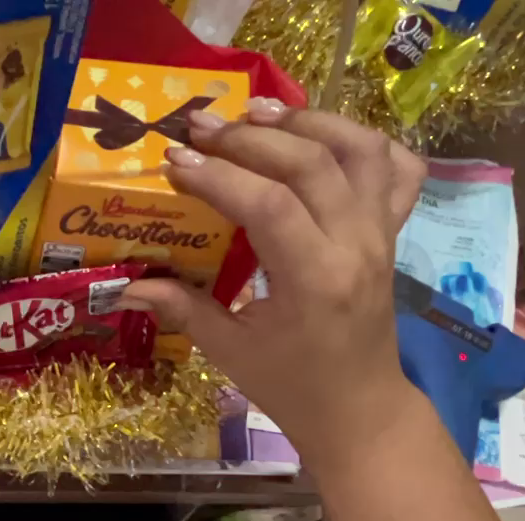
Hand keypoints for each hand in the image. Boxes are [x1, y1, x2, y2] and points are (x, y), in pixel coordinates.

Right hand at [118, 98, 429, 473]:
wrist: (357, 406)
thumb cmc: (288, 385)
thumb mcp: (228, 352)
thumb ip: (182, 308)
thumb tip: (127, 285)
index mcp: (312, 280)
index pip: (267, 204)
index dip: (218, 175)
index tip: (175, 160)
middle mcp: (355, 245)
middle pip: (311, 163)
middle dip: (251, 137)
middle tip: (202, 126)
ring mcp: (381, 234)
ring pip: (359, 150)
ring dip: (308, 122)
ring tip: (258, 111)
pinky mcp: (392, 232)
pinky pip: (397, 168)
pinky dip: (364, 142)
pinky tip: (324, 138)